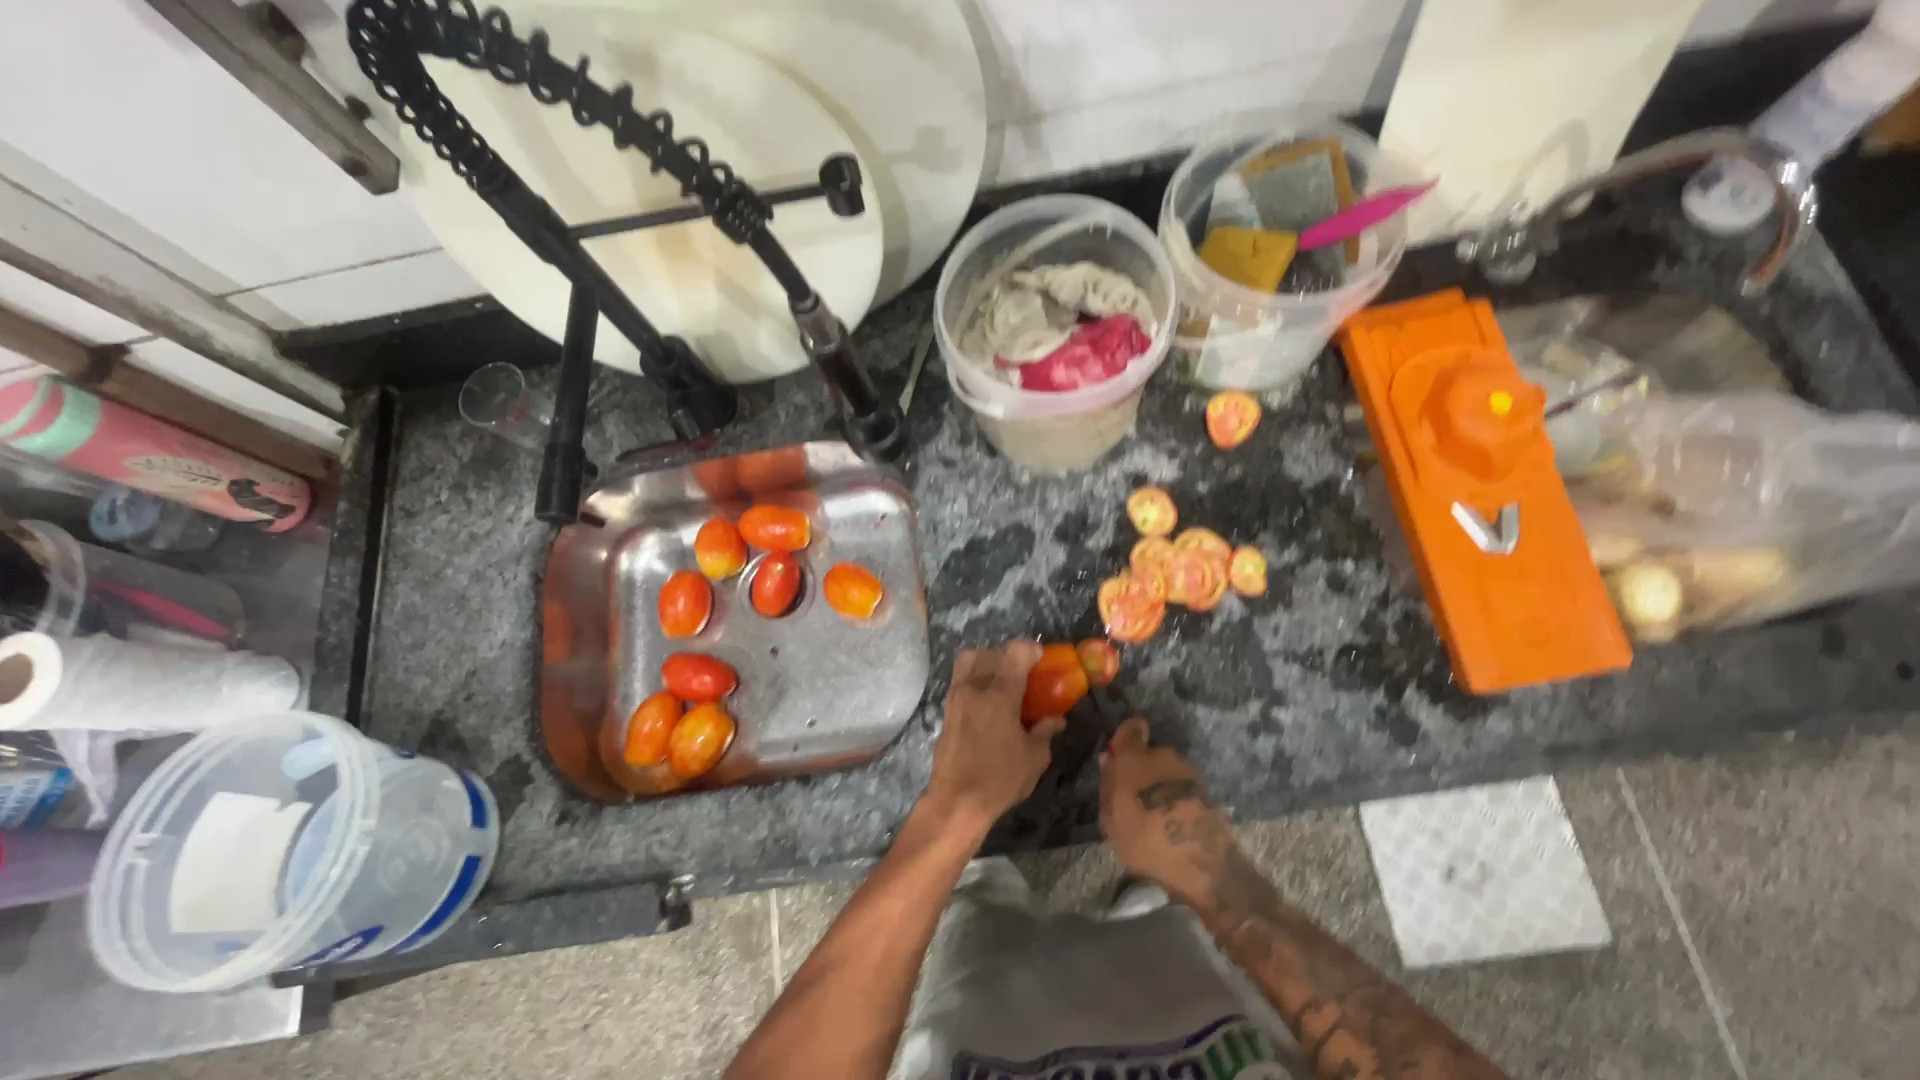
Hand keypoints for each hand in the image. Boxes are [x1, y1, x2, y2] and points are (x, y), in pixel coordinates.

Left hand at [922, 642, 1065, 837]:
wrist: (956, 801)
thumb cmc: (1000, 780)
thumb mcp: (1034, 758)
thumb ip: (1045, 732)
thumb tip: (1056, 720)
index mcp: (999, 695)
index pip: (1015, 652)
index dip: (1031, 649)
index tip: (1042, 660)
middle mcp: (974, 688)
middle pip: (989, 652)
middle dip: (1009, 655)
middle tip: (1023, 672)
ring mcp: (955, 697)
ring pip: (969, 661)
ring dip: (987, 662)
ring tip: (1002, 683)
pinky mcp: (946, 710)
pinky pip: (960, 679)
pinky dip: (975, 679)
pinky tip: (988, 702)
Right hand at [1099, 717, 1233, 904]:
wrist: (1199, 860)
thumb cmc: (1143, 839)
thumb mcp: (1110, 820)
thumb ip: (1108, 786)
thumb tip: (1108, 761)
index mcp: (1133, 758)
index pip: (1131, 728)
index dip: (1126, 738)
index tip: (1121, 756)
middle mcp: (1162, 755)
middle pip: (1150, 752)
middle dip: (1143, 768)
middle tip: (1136, 795)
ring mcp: (1187, 771)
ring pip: (1167, 770)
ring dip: (1161, 784)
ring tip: (1156, 813)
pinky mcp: (1206, 788)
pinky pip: (1182, 786)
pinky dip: (1177, 797)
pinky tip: (1173, 820)